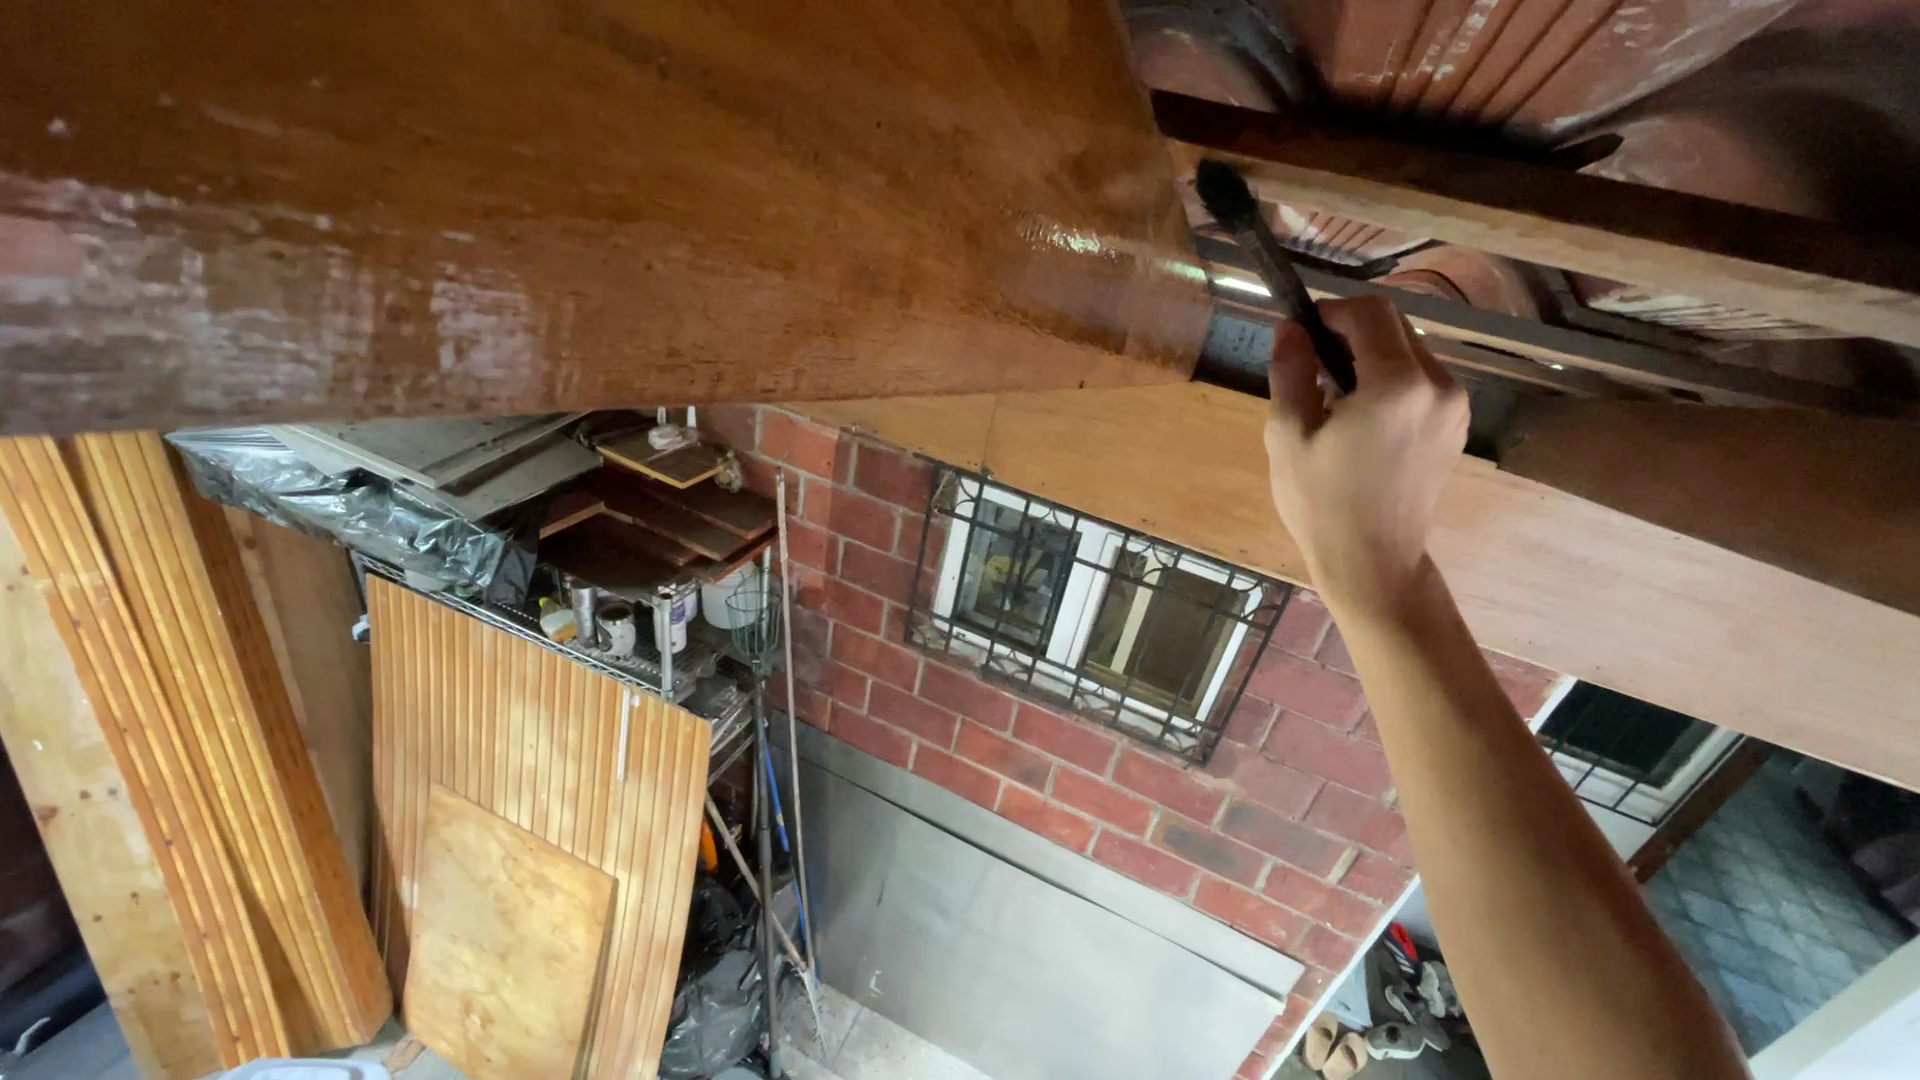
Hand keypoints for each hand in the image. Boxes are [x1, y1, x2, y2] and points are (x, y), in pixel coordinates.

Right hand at [1263, 296, 1468, 618]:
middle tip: (1312, 370)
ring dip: (1370, 358)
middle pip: (1395, 327)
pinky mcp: (1456, 423)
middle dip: (1350, 334)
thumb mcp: (1288, 435)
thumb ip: (1290, 372)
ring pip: (1410, 351)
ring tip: (1335, 400)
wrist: (1372, 561)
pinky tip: (1362, 418)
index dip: (1332, 312)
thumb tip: (1290, 328)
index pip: (1370, 313)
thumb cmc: (1320, 503)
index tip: (1302, 333)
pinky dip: (1390, 381)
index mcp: (1395, 385)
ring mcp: (1454, 405)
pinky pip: (1422, 380)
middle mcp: (1438, 384)